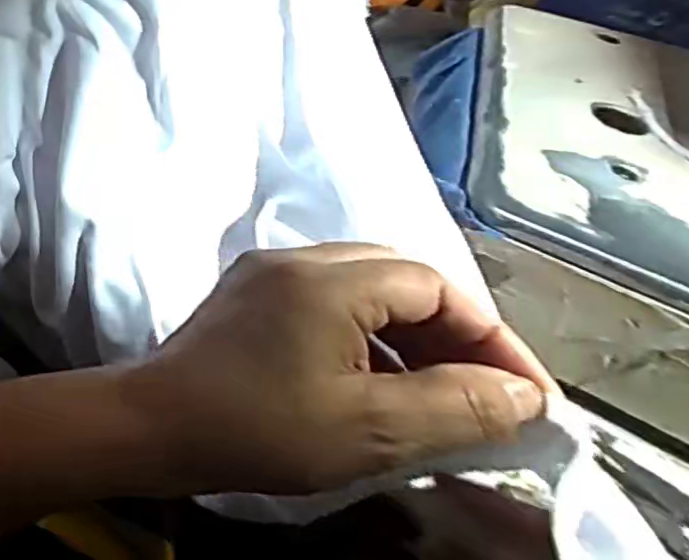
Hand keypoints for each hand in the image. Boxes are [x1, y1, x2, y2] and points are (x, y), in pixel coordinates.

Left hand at [116, 243, 553, 496]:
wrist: (161, 420)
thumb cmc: (263, 425)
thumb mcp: (373, 428)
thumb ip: (457, 406)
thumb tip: (522, 393)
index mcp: (322, 279)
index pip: (430, 283)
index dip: (489, 336)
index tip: (527, 397)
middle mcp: (291, 260)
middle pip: (393, 276)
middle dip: (451, 330)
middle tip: (487, 393)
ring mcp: (263, 274)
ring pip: (358, 285)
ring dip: (407, 332)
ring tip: (440, 395)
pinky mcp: (248, 295)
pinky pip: (322, 298)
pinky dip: (363, 332)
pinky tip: (376, 382)